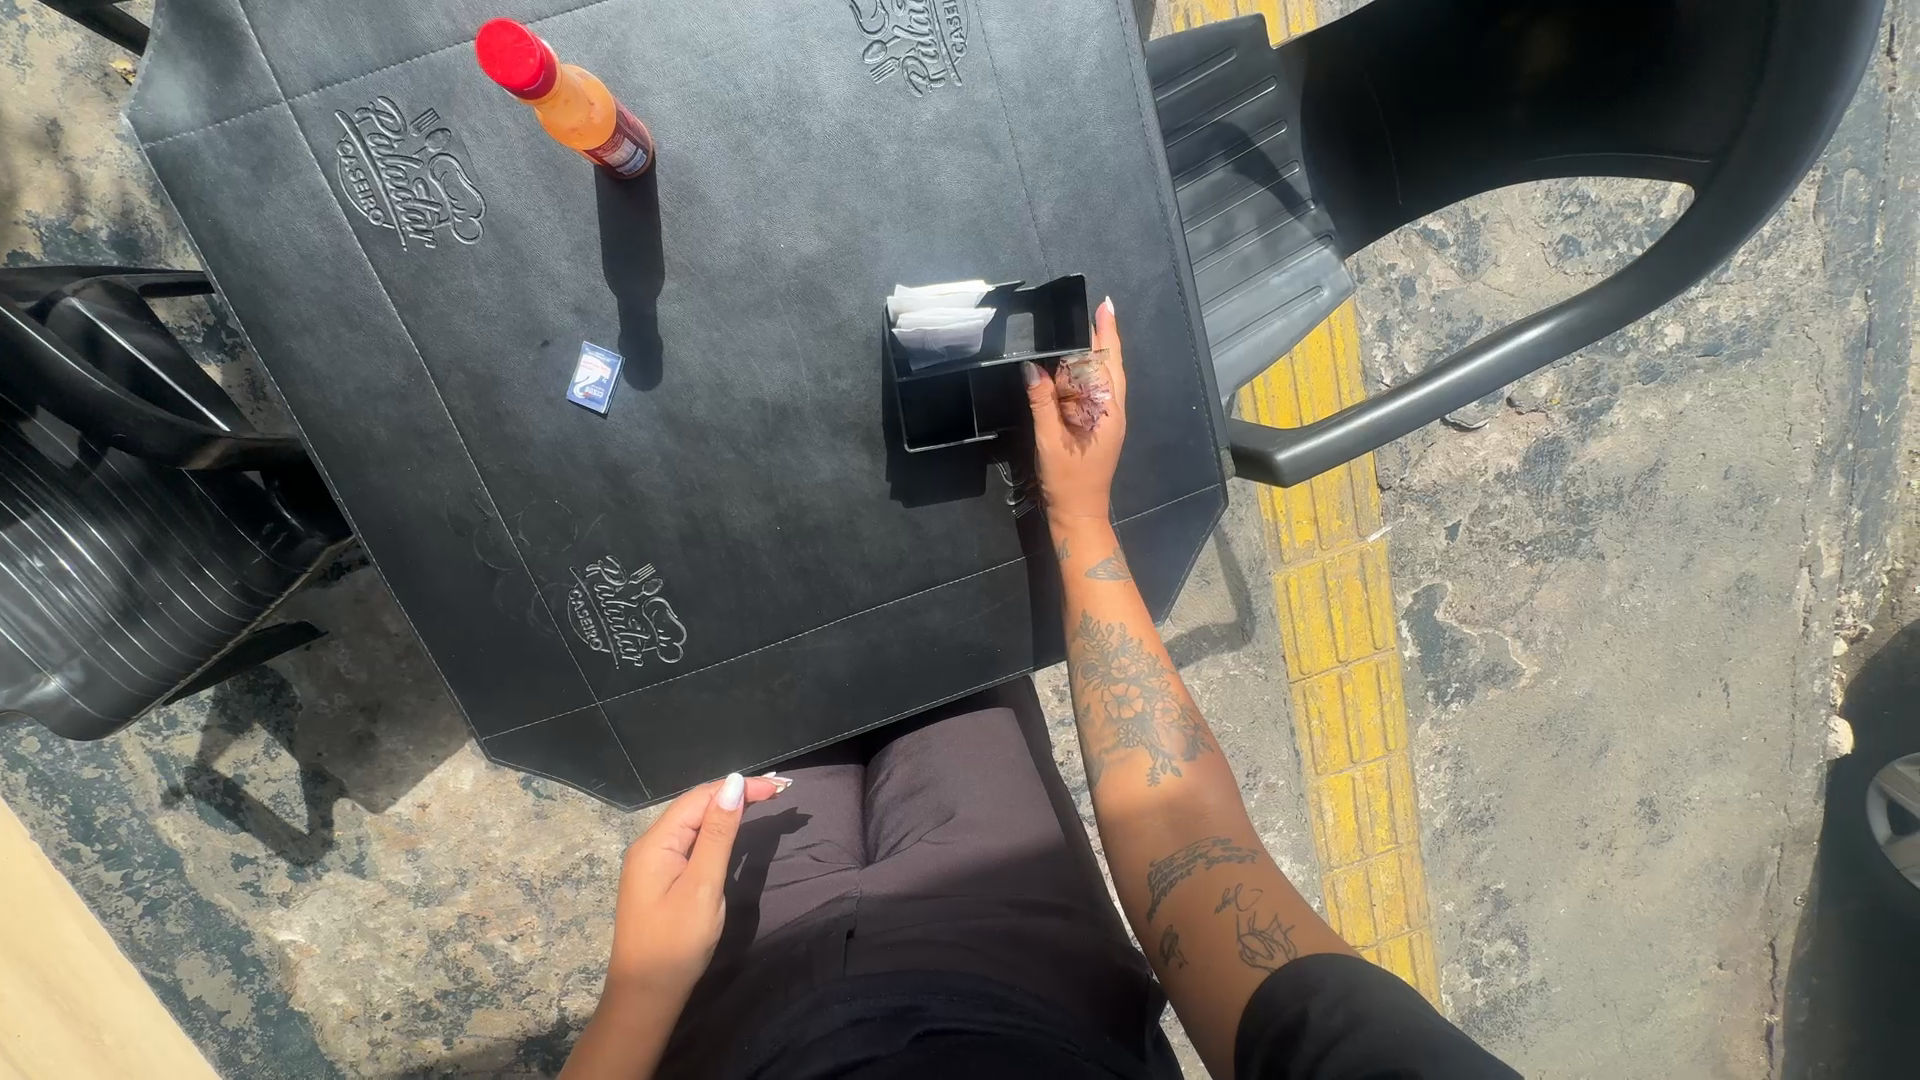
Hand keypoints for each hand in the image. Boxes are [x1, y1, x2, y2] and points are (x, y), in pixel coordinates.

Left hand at [604, 772, 787, 1002]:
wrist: (646, 997)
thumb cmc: (676, 943)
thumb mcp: (703, 886)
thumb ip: (719, 833)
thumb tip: (734, 784)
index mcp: (656, 843)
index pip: (702, 798)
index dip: (739, 787)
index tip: (777, 788)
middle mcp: (650, 845)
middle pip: (697, 805)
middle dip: (736, 793)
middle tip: (777, 791)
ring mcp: (653, 862)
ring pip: (695, 821)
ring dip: (728, 808)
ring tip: (763, 800)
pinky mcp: (660, 877)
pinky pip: (691, 839)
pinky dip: (717, 829)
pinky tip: (733, 827)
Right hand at [1025, 297, 1126, 527]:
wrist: (1078, 516)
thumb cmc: (1068, 482)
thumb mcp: (1050, 442)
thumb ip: (1041, 403)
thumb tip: (1031, 368)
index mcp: (1108, 412)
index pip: (1108, 363)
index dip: (1106, 334)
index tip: (1104, 305)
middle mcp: (1112, 412)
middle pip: (1108, 367)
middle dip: (1099, 339)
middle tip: (1088, 310)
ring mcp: (1105, 421)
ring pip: (1099, 380)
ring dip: (1088, 358)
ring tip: (1076, 332)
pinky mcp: (1095, 429)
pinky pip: (1089, 396)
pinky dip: (1079, 379)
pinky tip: (1066, 370)